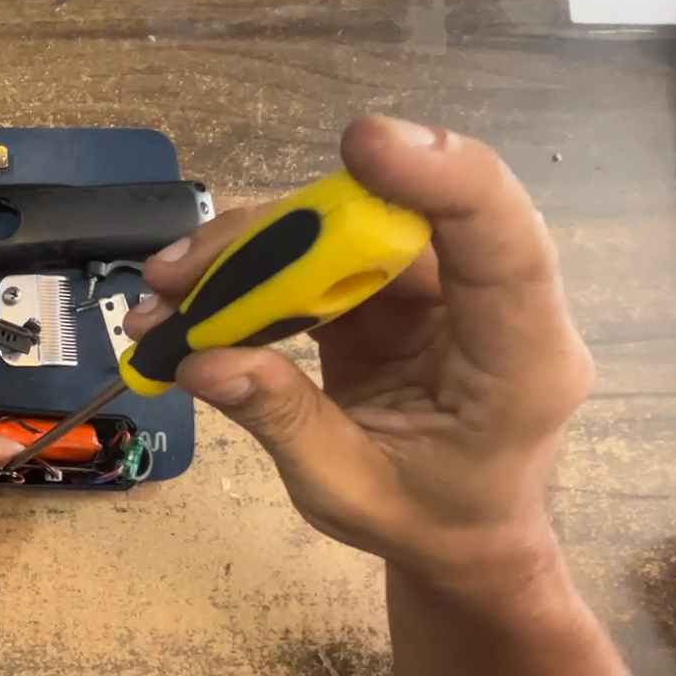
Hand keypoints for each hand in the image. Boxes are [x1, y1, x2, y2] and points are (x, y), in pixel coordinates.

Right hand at [123, 116, 593, 584]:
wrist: (451, 536)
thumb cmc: (424, 520)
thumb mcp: (343, 488)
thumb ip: (280, 420)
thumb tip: (198, 362)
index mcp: (514, 359)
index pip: (500, 246)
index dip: (440, 179)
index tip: (363, 140)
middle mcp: (476, 306)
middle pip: (380, 232)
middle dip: (269, 242)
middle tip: (173, 276)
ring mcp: (425, 298)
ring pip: (331, 244)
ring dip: (238, 265)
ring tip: (161, 301)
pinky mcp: (378, 301)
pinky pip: (305, 272)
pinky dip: (241, 288)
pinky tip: (186, 310)